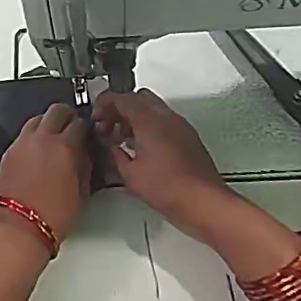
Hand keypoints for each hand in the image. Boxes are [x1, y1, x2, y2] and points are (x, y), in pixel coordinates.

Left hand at [0, 103, 90, 243]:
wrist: (20, 225)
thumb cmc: (53, 215)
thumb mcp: (81, 191)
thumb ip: (85, 165)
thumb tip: (84, 154)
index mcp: (65, 147)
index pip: (79, 123)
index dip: (85, 125)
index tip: (86, 131)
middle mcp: (42, 139)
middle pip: (56, 110)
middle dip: (66, 115)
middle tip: (71, 124)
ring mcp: (23, 143)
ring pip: (37, 119)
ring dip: (47, 123)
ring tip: (53, 136)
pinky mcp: (9, 151)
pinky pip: (23, 135)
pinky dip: (32, 136)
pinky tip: (37, 149)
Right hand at [93, 90, 233, 235]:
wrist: (203, 202)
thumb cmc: (172, 188)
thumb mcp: (129, 174)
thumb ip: (114, 153)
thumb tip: (110, 147)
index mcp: (149, 119)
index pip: (121, 97)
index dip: (103, 104)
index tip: (96, 116)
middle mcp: (166, 117)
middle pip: (137, 97)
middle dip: (119, 108)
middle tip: (108, 125)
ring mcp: (180, 126)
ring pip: (152, 108)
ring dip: (134, 117)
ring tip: (122, 138)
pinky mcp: (188, 138)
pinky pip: (165, 121)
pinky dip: (150, 126)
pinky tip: (142, 148)